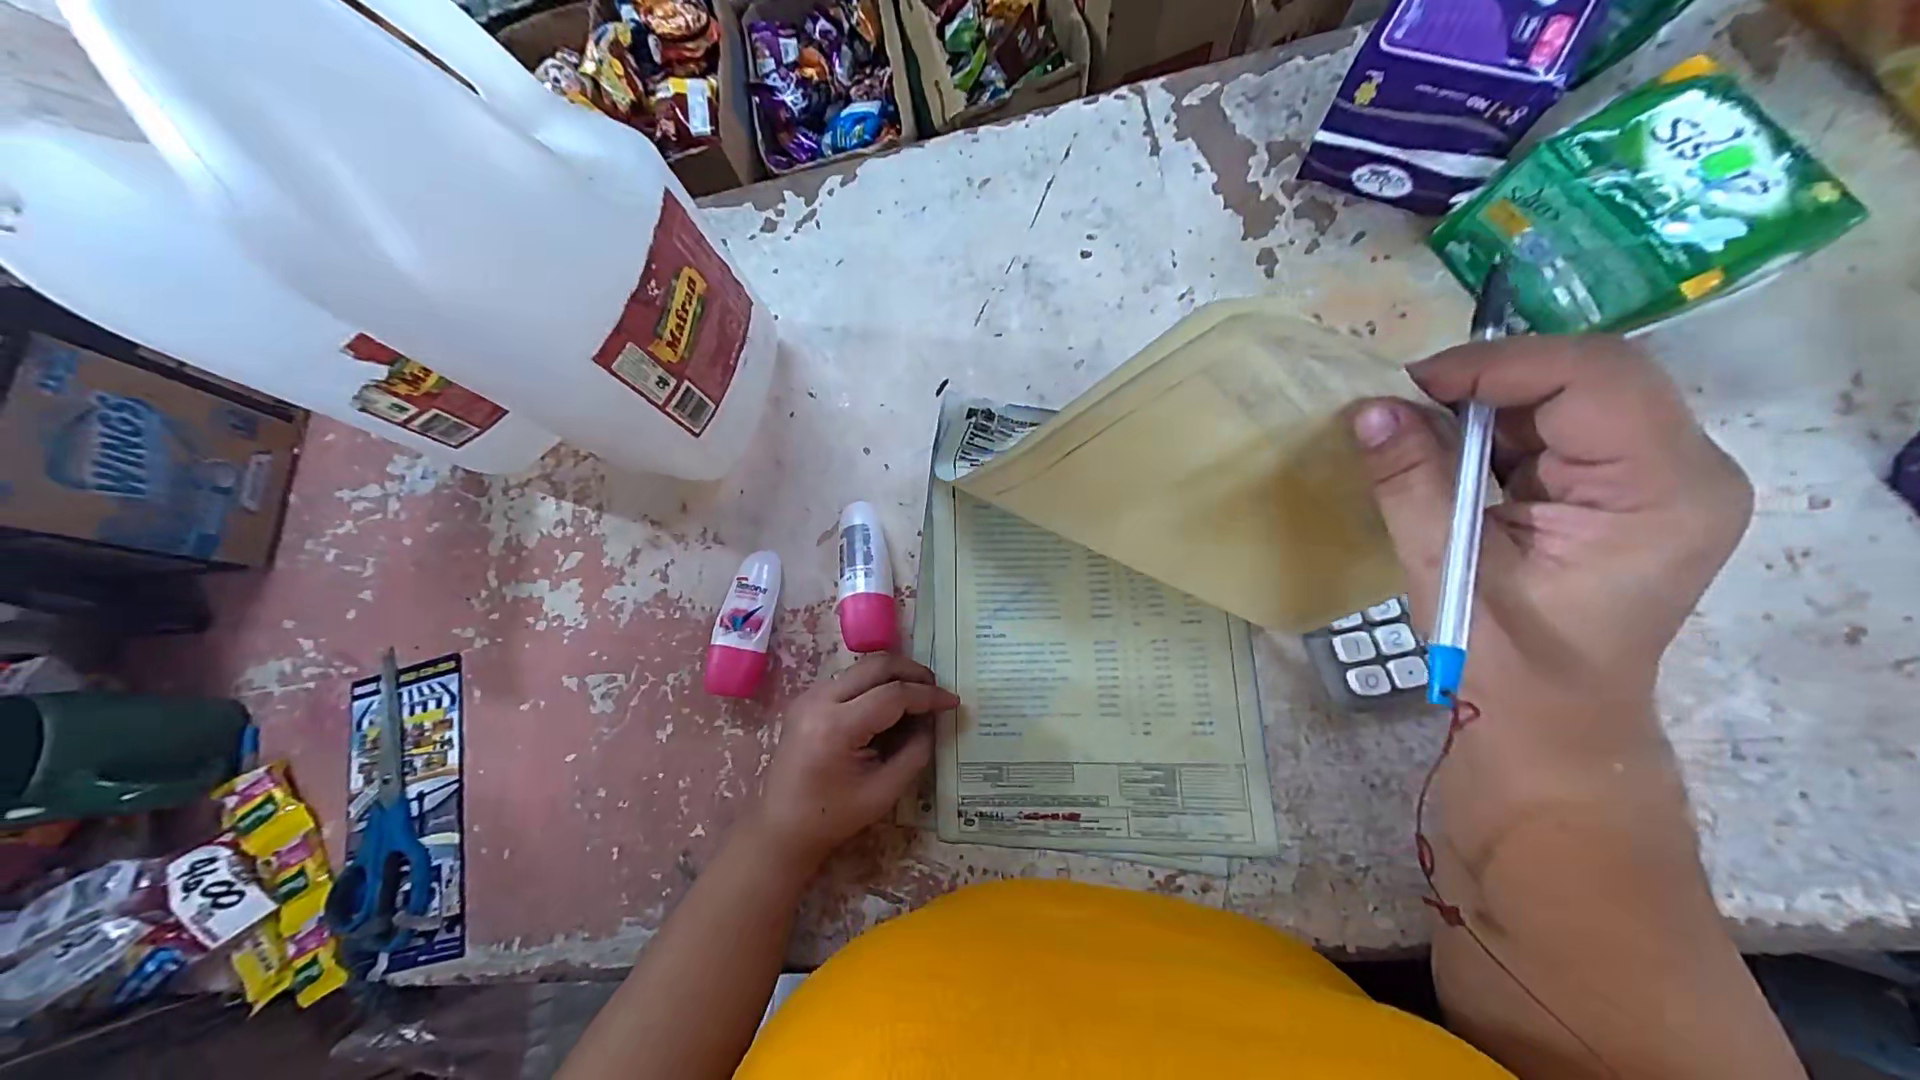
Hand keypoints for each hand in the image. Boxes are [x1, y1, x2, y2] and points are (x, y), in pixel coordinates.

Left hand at [745, 654, 958, 875]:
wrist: (780, 827)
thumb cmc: (833, 816)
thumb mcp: (885, 790)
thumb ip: (915, 751)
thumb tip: (932, 719)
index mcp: (836, 727)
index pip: (893, 695)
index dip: (928, 695)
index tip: (953, 702)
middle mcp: (819, 700)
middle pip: (877, 665)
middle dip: (913, 672)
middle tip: (936, 690)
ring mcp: (809, 696)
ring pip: (863, 667)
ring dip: (894, 676)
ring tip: (918, 698)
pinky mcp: (807, 699)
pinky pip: (850, 679)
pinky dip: (875, 684)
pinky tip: (890, 705)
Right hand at [1348, 336, 1751, 842]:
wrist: (1550, 726)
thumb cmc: (1509, 665)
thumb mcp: (1451, 570)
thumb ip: (1414, 484)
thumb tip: (1366, 410)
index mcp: (1664, 492)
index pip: (1594, 379)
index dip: (1497, 366)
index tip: (1409, 384)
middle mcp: (1682, 470)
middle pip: (1590, 377)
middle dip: (1490, 380)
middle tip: (1404, 401)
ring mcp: (1655, 478)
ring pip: (1570, 396)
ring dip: (1486, 405)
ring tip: (1415, 426)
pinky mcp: (1617, 489)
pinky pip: (1555, 429)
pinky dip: (1491, 430)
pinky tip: (1446, 452)